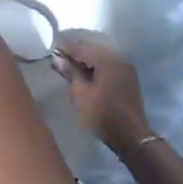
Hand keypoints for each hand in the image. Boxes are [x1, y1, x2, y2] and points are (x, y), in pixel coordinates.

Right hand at [51, 35, 151, 153]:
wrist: (130, 135)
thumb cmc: (102, 114)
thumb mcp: (81, 94)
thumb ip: (70, 73)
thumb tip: (57, 59)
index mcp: (108, 60)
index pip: (82, 48)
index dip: (66, 48)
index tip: (52, 48)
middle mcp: (119, 58)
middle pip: (93, 49)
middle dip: (76, 52)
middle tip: (59, 56)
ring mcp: (126, 67)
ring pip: (101, 56)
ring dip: (86, 58)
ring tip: (69, 64)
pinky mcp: (128, 76)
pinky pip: (108, 64)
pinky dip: (96, 65)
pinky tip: (85, 71)